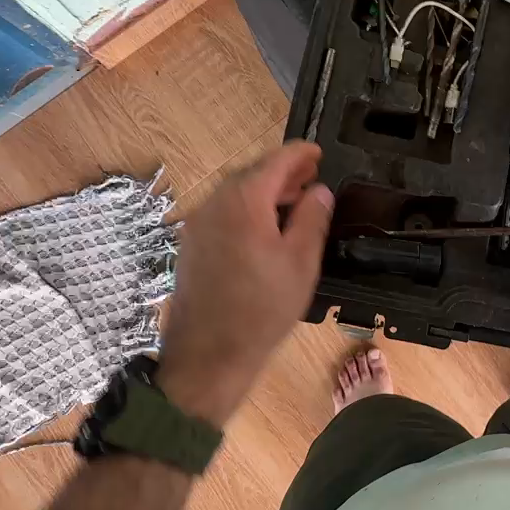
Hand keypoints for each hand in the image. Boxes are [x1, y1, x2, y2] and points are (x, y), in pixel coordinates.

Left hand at [156, 142, 333, 424]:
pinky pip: (222, 212)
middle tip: (310, 178)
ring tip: (292, 202)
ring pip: (234, 193)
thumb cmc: (262, 309)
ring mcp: (197, 224)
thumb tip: (319, 191)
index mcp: (244, 201)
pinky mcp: (190, 245)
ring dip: (263, 191)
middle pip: (251, 174)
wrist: (207, 356)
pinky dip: (246, 209)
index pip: (276, 162)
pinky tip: (263, 228)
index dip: (300, 154)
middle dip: (282, 172)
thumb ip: (312, 219)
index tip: (318, 153)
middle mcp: (214, 203)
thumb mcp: (301, 262)